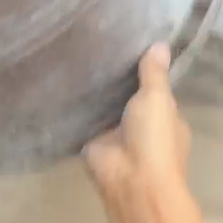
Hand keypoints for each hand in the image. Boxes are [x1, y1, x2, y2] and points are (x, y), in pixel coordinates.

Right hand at [84, 43, 192, 222]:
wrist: (130, 179)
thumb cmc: (153, 139)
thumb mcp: (157, 100)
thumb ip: (154, 74)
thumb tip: (160, 43)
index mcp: (165, 116)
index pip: (153, 87)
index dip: (141, 69)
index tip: (120, 43)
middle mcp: (141, 124)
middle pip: (125, 95)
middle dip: (112, 78)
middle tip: (88, 45)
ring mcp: (115, 132)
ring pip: (103, 105)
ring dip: (92, 91)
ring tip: (69, 56)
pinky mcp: (91, 138)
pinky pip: (82, 116)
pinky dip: (74, 104)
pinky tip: (57, 81)